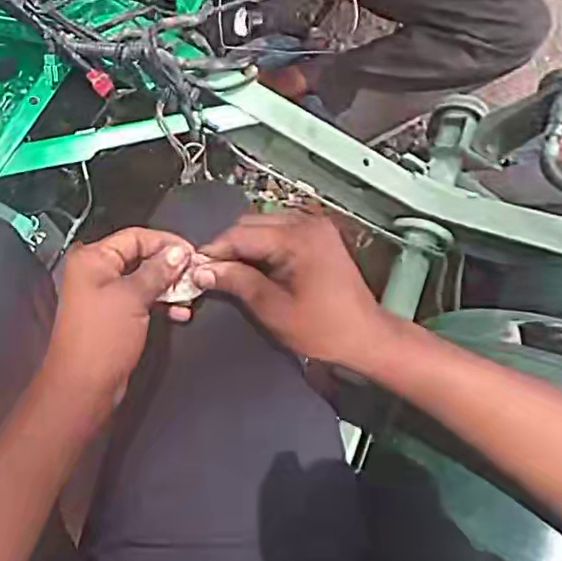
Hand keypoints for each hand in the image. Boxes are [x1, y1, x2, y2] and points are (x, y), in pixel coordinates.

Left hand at [41, 228, 195, 406]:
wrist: (84, 386)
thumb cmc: (101, 338)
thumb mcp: (133, 297)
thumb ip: (158, 271)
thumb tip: (178, 252)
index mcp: (92, 258)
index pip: (135, 236)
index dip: (166, 242)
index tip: (192, 252)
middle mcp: (95, 271)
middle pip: (140, 256)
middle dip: (169, 264)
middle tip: (195, 272)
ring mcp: (104, 294)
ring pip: (143, 279)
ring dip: (168, 285)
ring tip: (191, 293)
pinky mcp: (113, 315)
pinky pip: (141, 299)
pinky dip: (161, 302)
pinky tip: (181, 312)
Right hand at [194, 212, 404, 370]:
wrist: (367, 337)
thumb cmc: (325, 329)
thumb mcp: (273, 309)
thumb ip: (236, 282)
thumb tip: (202, 270)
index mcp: (298, 239)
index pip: (240, 234)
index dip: (213, 252)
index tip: (194, 269)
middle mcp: (307, 223)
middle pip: (249, 224)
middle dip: (227, 248)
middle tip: (210, 274)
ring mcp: (314, 227)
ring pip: (260, 225)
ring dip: (243, 246)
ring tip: (229, 273)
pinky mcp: (317, 235)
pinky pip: (277, 231)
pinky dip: (260, 246)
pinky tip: (253, 268)